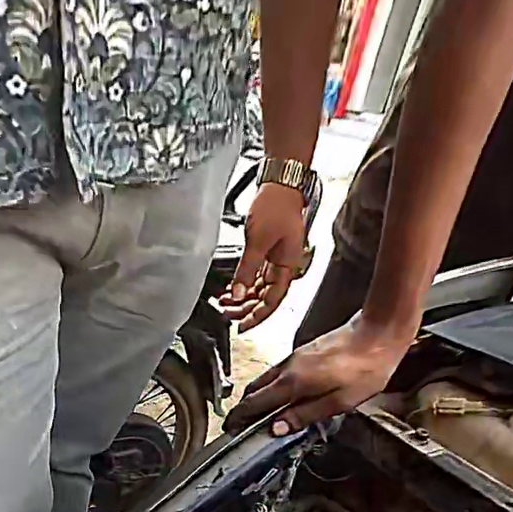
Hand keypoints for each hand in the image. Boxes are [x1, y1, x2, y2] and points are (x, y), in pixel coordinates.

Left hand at [224, 185, 310, 331]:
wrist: (279, 184)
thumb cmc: (276, 206)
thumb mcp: (258, 242)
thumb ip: (247, 270)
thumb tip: (237, 294)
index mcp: (288, 267)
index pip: (272, 301)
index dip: (257, 316)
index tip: (242, 327)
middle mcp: (283, 267)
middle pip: (264, 298)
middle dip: (245, 308)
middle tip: (227, 314)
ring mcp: (275, 260)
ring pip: (258, 288)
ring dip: (241, 297)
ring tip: (224, 303)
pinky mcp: (267, 253)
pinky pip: (254, 276)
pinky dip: (242, 284)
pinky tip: (230, 289)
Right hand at [224, 313, 415, 433]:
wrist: (380, 332)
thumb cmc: (366, 367)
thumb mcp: (339, 402)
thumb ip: (305, 415)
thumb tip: (277, 427)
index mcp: (293, 383)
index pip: (253, 403)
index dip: (239, 418)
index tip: (231, 429)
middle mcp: (287, 368)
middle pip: (252, 391)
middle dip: (243, 409)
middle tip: (240, 425)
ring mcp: (293, 358)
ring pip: (263, 380)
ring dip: (255, 398)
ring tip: (258, 414)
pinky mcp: (302, 353)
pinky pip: (275, 373)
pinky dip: (269, 387)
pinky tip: (280, 396)